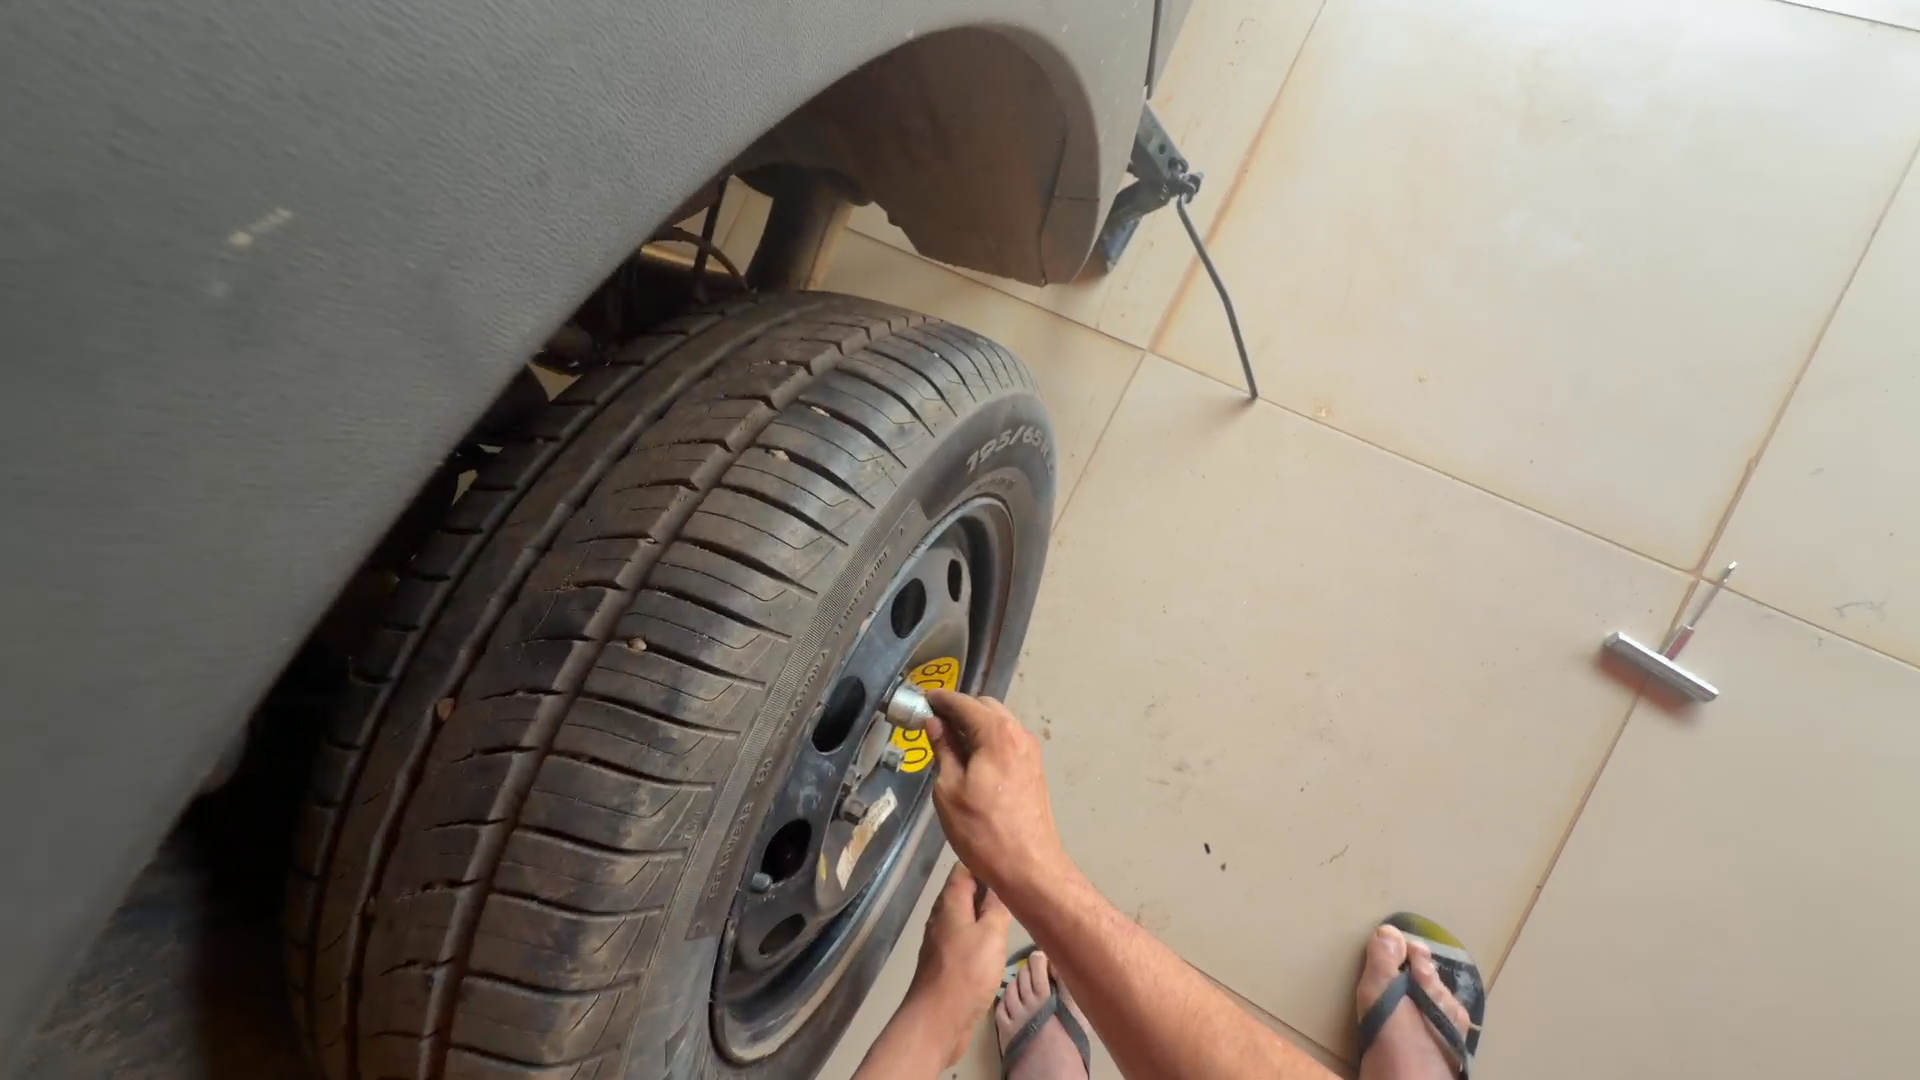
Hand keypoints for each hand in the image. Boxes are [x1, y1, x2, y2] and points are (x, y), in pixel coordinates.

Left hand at [903, 862, 1010, 1065]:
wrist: (937, 1021)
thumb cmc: (966, 973)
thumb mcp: (991, 934)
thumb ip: (996, 906)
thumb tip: (1000, 880)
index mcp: (950, 901)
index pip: (964, 867)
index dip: (985, 862)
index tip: (1009, 864)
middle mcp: (941, 915)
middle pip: (964, 890)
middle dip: (987, 887)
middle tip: (1016, 889)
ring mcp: (941, 939)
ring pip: (964, 915)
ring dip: (984, 913)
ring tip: (1010, 913)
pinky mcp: (944, 961)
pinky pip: (963, 936)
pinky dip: (978, 934)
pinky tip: (994, 943)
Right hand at [925, 691, 1072, 901]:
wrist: (1029, 866)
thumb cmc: (983, 831)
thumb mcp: (949, 789)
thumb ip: (943, 750)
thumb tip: (935, 724)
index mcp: (996, 733)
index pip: (964, 703)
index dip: (941, 699)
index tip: (923, 700)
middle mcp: (1018, 734)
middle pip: (985, 707)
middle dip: (959, 709)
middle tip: (933, 723)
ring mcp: (1030, 751)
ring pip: (999, 723)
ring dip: (975, 724)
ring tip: (949, 741)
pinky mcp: (1034, 768)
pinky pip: (1007, 740)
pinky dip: (988, 739)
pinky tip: (971, 758)